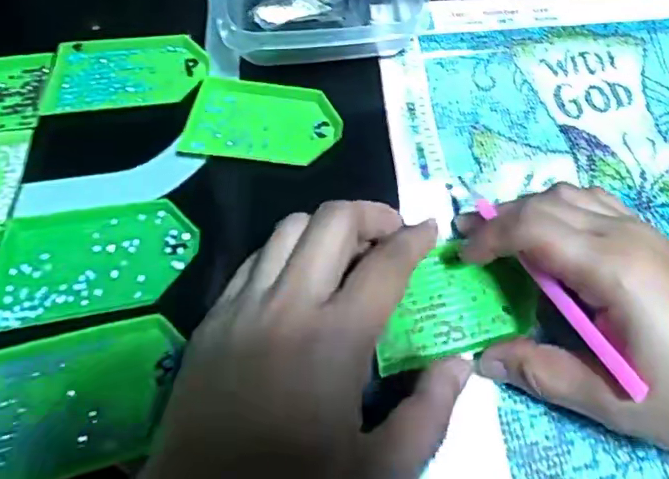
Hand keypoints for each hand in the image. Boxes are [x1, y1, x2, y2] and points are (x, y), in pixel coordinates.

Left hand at [143, 201, 471, 478]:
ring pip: (291, 227)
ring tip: (345, 254)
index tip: (430, 230)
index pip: (386, 262)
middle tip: (390, 237)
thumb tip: (458, 362)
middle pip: (334, 219)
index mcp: (335, 339)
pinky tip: (297, 282)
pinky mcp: (210, 321)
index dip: (416, 238)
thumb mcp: (378, 472)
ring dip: (327, 229)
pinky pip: (255, 258)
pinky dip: (286, 253)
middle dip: (373, 215)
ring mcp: (242, 309)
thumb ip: (428, 414)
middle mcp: (287, 307)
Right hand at [458, 184, 668, 478]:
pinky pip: (597, 204)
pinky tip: (558, 247)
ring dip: (535, 209)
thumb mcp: (609, 398)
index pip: (534, 226)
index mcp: (612, 264)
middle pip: (549, 199)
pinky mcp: (655, 238)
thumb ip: (542, 371)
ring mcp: (644, 229)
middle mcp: (625, 231)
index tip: (463, 259)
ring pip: (574, 194)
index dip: (491, 236)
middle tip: (475, 249)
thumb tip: (485, 355)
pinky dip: (564, 211)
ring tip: (509, 245)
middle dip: (505, 217)